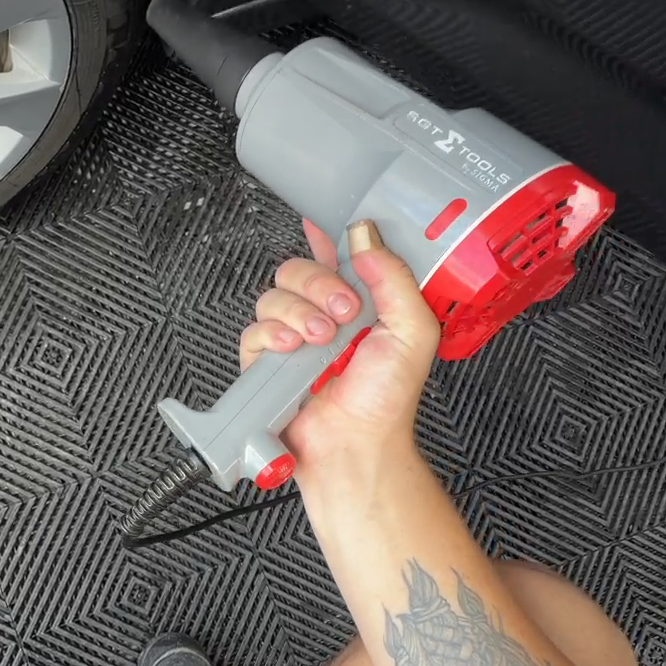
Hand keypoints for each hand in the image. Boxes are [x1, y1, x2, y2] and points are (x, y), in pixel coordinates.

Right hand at [238, 219, 441, 472]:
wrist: (354, 443)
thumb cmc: (385, 401)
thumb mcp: (413, 330)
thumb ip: (392, 277)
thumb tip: (363, 234)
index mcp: (361, 306)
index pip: (336, 257)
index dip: (327, 236)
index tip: (321, 223)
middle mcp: (322, 318)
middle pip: (298, 271)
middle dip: (318, 285)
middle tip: (342, 313)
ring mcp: (291, 339)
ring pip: (273, 296)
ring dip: (298, 312)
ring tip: (319, 340)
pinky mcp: (265, 363)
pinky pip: (253, 330)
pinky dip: (270, 334)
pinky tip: (291, 347)